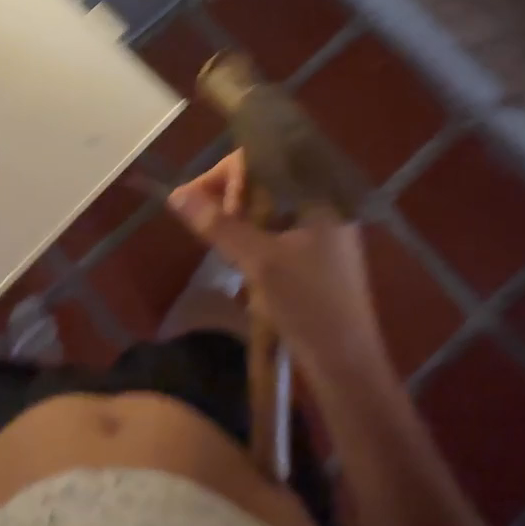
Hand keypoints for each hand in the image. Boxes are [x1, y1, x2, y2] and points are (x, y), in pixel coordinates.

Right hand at [169, 150, 386, 368]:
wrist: (348, 367)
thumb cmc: (310, 307)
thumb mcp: (259, 262)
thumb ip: (219, 224)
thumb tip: (176, 194)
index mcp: (320, 197)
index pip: (266, 158)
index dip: (227, 173)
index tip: (199, 201)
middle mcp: (323, 205)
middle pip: (266, 179)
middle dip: (229, 194)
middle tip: (205, 223)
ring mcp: (321, 231)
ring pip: (268, 204)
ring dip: (238, 215)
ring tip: (218, 240)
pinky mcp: (315, 254)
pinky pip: (276, 227)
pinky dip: (252, 232)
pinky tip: (237, 253)